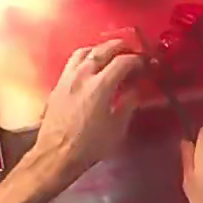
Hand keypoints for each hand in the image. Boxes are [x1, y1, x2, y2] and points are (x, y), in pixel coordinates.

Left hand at [24, 39, 142, 190]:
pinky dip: (85, 58)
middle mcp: (82, 75)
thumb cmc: (90, 145)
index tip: (147, 63)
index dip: (138, 60)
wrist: (56, 155)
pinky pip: (72, 63)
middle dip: (120, 47)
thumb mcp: (117, 127)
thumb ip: (129, 103)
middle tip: (131, 51)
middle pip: (102, 50)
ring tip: (109, 54)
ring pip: (83, 52)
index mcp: (100, 85)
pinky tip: (90, 68)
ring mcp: (66, 79)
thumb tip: (136, 89)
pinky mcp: (57, 86)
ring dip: (99, 49)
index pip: (123, 61)